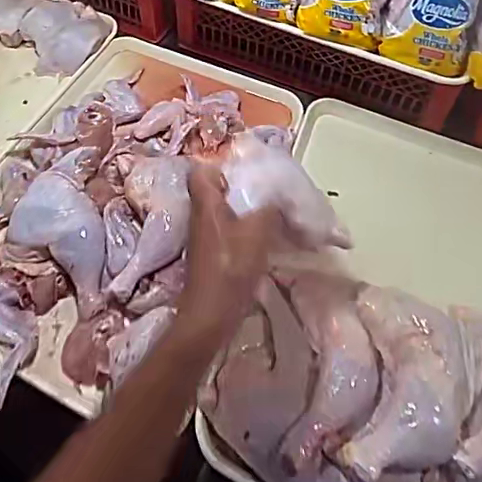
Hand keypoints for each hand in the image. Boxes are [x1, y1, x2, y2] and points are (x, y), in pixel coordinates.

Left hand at [177, 163, 282, 348]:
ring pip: (228, 211)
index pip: (202, 171)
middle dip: (242, 187)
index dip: (221, 165)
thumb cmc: (230, 267)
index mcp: (206, 203)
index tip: (248, 168)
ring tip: (275, 210)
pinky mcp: (215, 254)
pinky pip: (233, 230)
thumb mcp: (257, 231)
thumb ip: (270, 208)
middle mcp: (202, 215)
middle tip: (269, 188)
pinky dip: (249, 229)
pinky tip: (270, 237)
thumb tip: (279, 196)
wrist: (211, 316)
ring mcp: (207, 236)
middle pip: (218, 190)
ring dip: (249, 209)